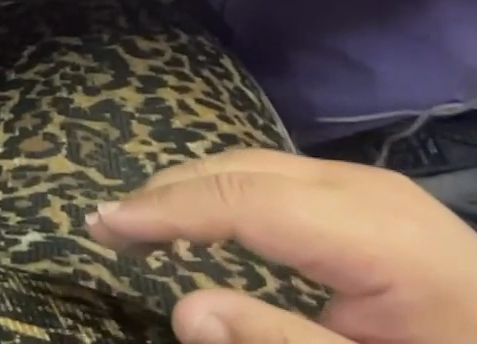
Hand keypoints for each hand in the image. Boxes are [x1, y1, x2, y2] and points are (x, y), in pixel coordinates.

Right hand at [87, 149, 476, 343]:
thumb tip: (182, 312)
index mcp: (377, 233)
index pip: (240, 199)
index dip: (162, 210)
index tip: (98, 226)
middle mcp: (367, 189)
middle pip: (238, 169)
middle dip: (166, 193)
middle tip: (106, 226)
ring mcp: (371, 186)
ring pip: (250, 164)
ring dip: (189, 189)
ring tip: (140, 222)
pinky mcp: (371, 197)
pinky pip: (275, 178)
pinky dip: (223, 192)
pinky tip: (203, 217)